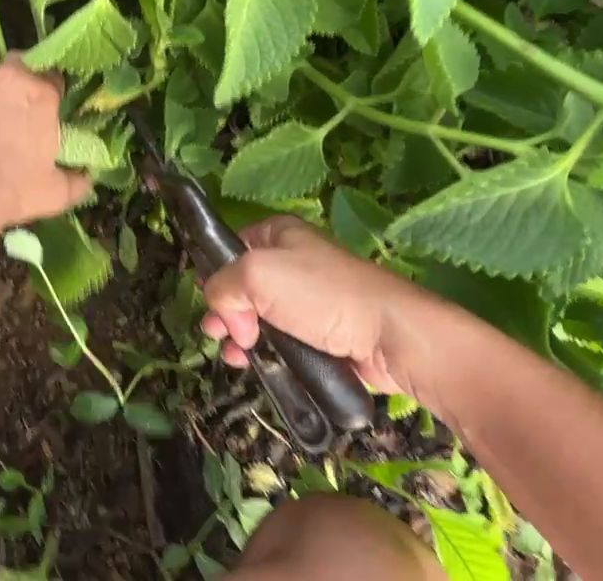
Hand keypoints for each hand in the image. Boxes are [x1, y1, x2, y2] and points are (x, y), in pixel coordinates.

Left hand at [0, 45, 93, 241]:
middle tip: (8, 99)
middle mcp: (13, 74)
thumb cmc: (9, 193)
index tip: (38, 106)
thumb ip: (78, 181)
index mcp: (43, 95)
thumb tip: (89, 176)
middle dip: (18, 75)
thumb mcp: (55, 194)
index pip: (52, 77)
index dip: (46, 90)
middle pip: (21, 60)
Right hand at [200, 217, 458, 409]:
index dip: (215, 273)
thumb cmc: (321, 294)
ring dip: (242, 338)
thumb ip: (223, 285)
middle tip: (220, 334)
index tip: (211, 301)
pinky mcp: (322, 334)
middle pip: (242, 287)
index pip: (231, 247)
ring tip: (238, 358)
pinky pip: (283, 343)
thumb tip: (226, 315)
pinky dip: (268, 355)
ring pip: (260, 319)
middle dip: (226, 312)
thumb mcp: (256, 273)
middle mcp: (293, 262)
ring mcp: (309, 300)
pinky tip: (257, 367)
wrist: (391, 336)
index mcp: (278, 234)